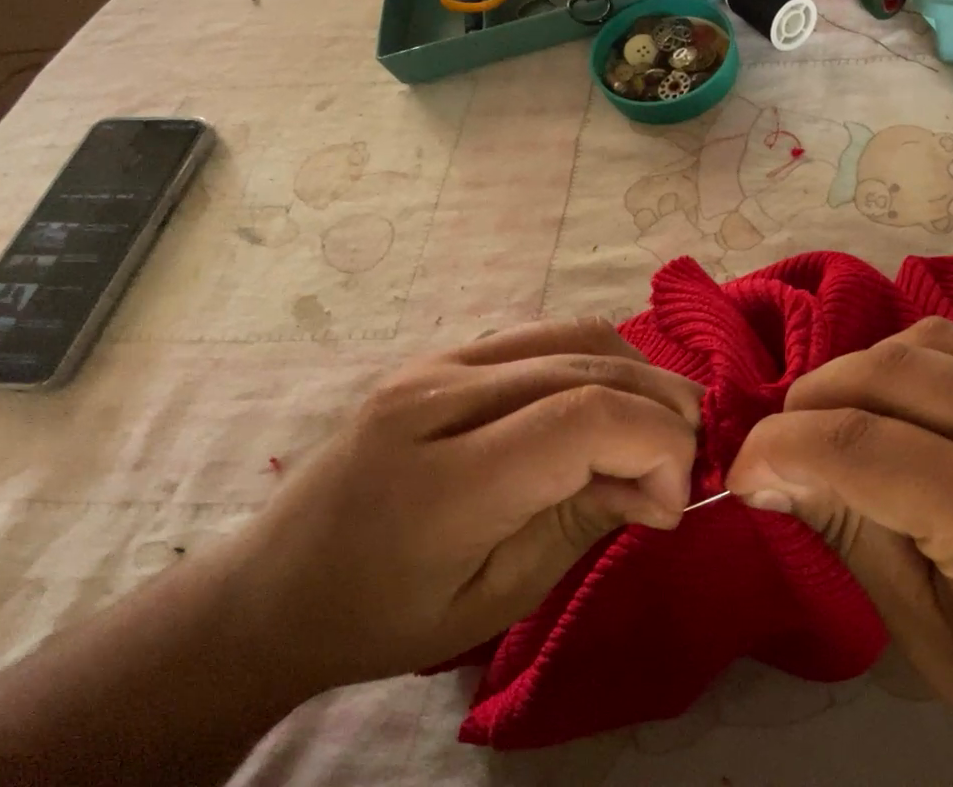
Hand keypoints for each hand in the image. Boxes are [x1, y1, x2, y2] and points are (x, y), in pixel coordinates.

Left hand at [210, 318, 702, 690]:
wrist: (271, 591)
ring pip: (582, 337)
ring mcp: (437, 362)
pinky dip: (603, 364)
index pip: (589, 417)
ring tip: (656, 435)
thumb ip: (588, 521)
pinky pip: (549, 336)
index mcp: (445, 480)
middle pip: (596, 367)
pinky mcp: (443, 353)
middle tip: (682, 470)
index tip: (672, 502)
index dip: (659, 446)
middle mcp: (438, 396)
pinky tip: (609, 408)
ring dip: (641, 380)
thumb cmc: (384, 617)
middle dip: (666, 413)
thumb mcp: (497, 597)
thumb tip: (668, 487)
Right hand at [726, 318, 952, 786]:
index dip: (779, 448)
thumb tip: (767, 471)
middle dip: (811, 402)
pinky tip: (892, 409)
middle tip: (776, 454)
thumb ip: (847, 530)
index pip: (860, 444)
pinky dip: (912, 364)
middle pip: (891, 372)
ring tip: (828, 426)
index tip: (737, 475)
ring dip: (860, 373)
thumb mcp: (920, 631)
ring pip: (928, 342)